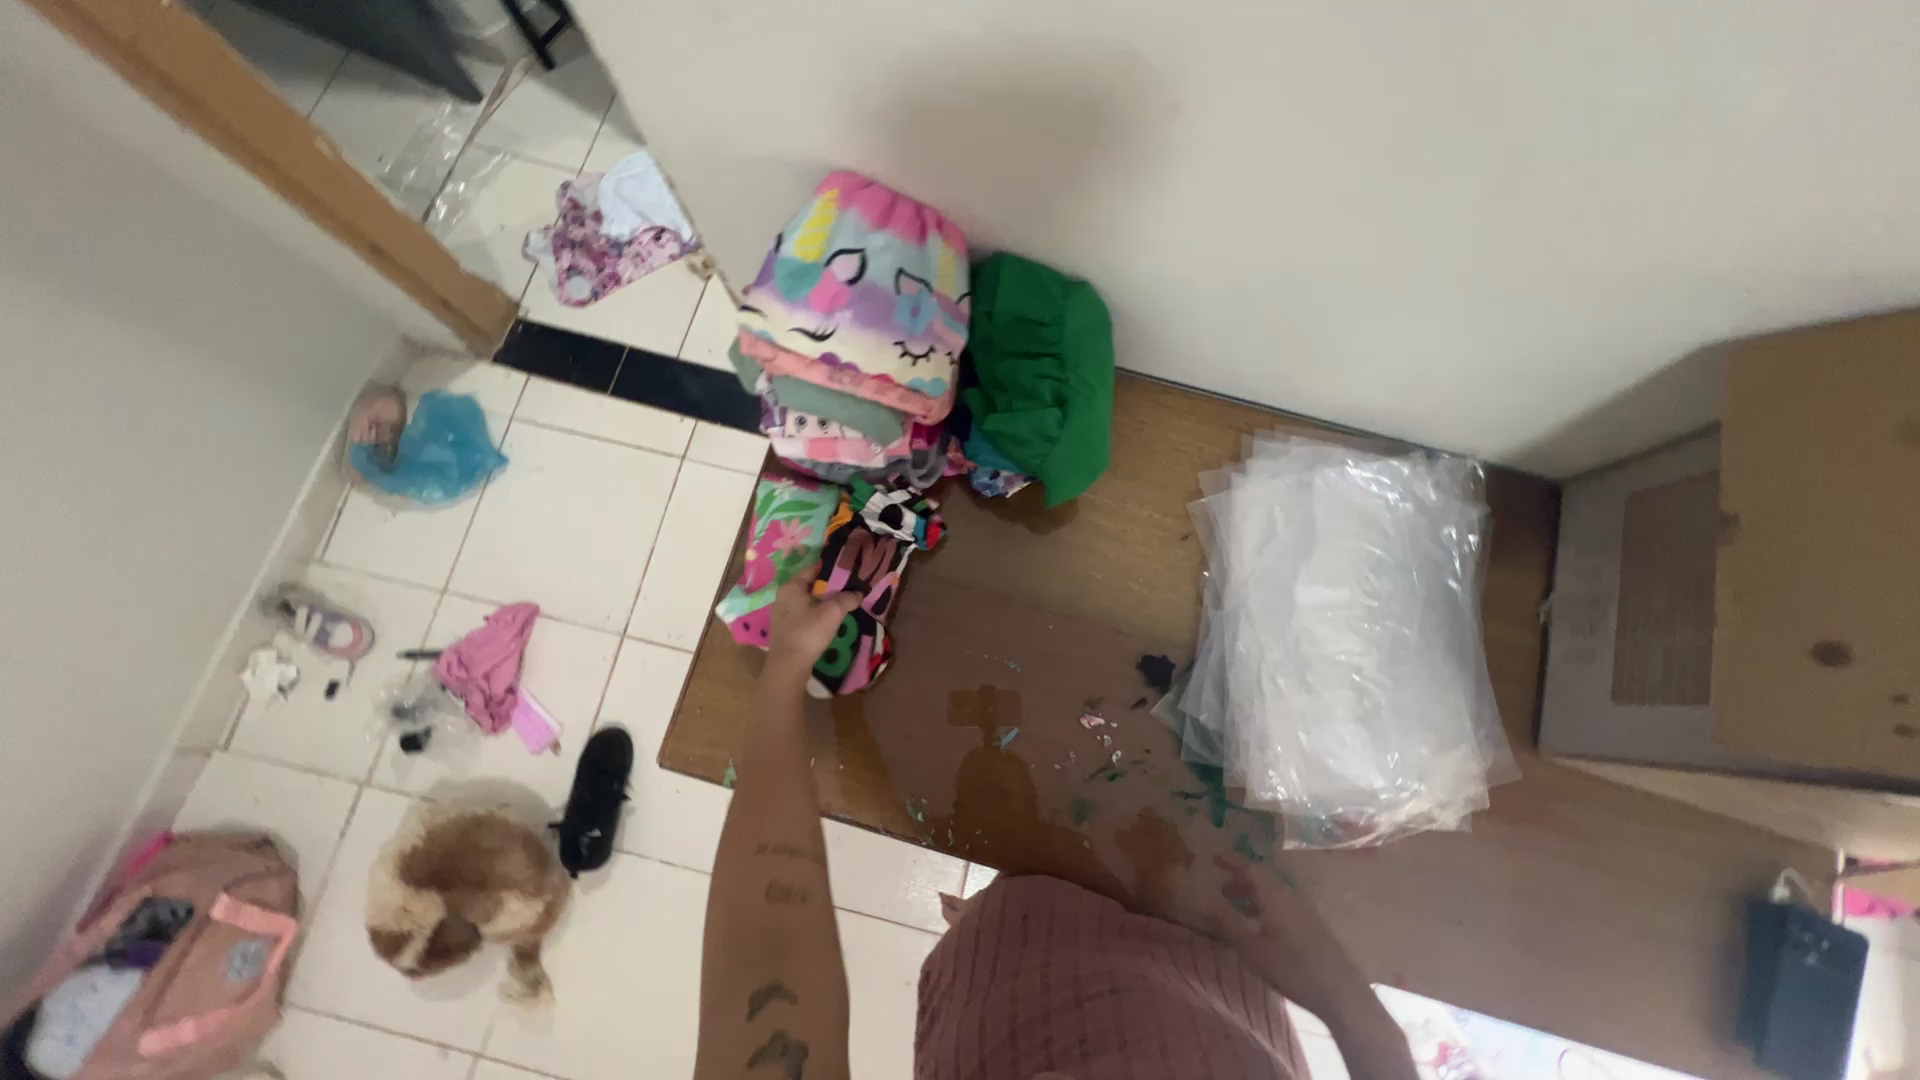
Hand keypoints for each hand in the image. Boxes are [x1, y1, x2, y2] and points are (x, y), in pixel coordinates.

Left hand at [765, 566, 861, 678]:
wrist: (789, 665)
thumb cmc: (809, 633)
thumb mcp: (833, 612)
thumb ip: (847, 599)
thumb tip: (859, 593)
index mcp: (791, 586)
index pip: (813, 568)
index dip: (831, 569)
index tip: (847, 572)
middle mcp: (783, 596)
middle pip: (810, 585)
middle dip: (829, 586)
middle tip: (848, 589)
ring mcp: (782, 613)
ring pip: (807, 600)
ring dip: (823, 601)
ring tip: (841, 604)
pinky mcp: (785, 627)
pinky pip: (803, 613)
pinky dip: (816, 613)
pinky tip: (828, 620)